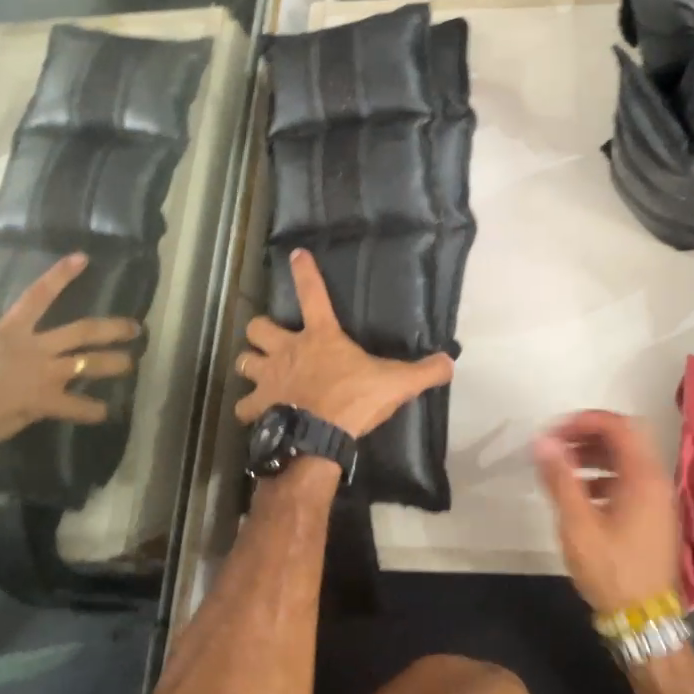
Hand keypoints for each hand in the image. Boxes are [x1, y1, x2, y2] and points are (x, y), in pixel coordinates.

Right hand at [0, 252, 141, 447]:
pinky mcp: (44, 403)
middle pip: (83, 331)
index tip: (83, 259)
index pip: (37, 296)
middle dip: (112, 328)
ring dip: (114, 364)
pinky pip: (77, 407)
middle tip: (135, 328)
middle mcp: (33, 349)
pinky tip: (104, 414)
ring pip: (90, 364)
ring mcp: (43, 376)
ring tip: (130, 364)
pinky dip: (93, 411)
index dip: (60, 275)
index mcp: (6, 333)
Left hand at [234, 248, 454, 437]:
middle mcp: (288, 350)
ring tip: (261, 373)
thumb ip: (424, 371)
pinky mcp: (259, 407)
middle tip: (273, 340)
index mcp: (321, 337)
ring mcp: (269, 378)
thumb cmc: (355, 401)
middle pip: (258, 328)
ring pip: (244, 362)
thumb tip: (449, 362)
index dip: (305, 272)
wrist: (319, 438)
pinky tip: (257, 414)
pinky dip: (249, 408)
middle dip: (262, 331)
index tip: (296, 254)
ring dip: (251, 366)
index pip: (313, 294)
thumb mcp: (397, 383)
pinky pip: (244, 405)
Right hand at [534, 410, 679, 614]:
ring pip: (626, 460)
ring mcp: (658, 499)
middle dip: (587, 436)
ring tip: (562, 469)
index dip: (584, 420)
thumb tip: (543, 441)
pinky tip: (581, 496)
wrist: (645, 621)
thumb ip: (560, 478)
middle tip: (556, 447)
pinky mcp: (653, 516)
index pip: (618, 425)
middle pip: (624, 439)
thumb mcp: (578, 524)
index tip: (553, 432)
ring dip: (594, 456)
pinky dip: (604, 476)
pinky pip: (629, 481)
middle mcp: (656, 480)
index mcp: (643, 476)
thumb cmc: (611, 569)